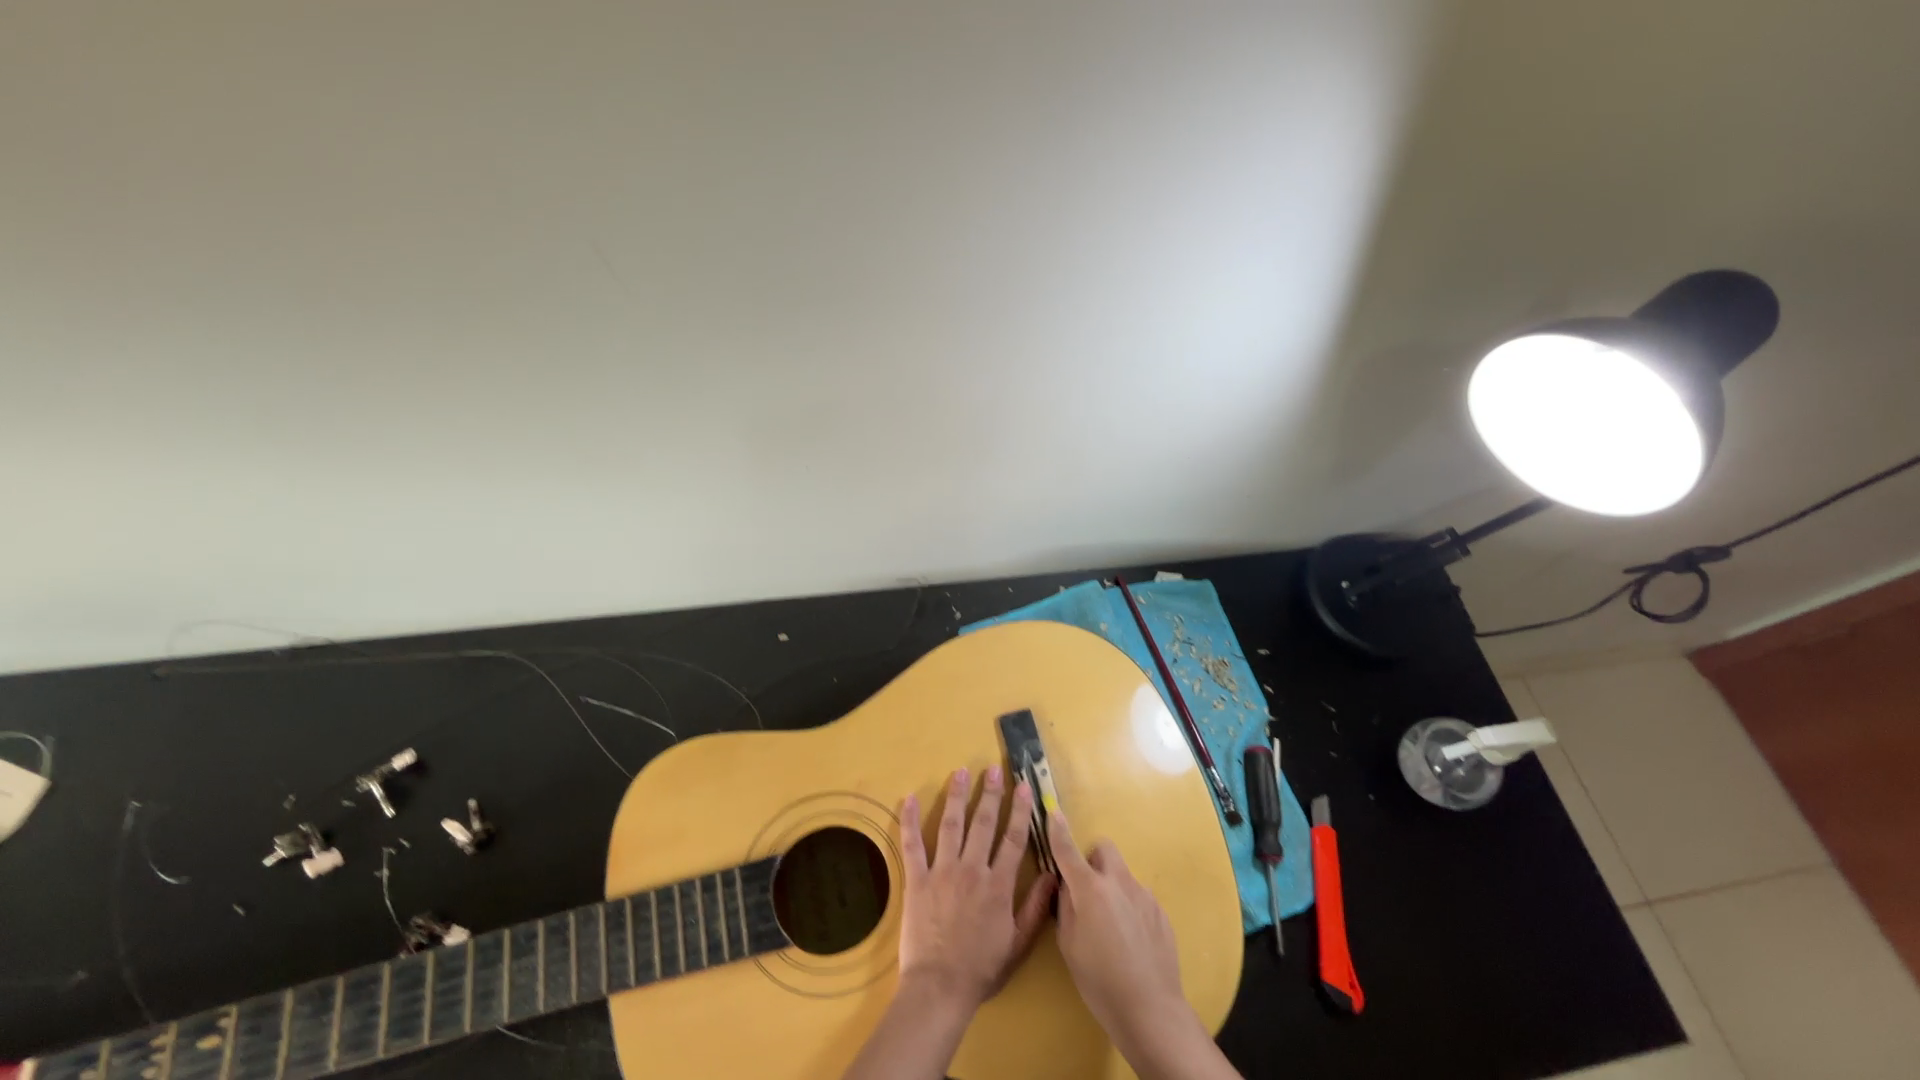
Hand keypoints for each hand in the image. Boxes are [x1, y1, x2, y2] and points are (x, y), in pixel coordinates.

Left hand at [896, 766, 1057, 1010]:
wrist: (940, 987)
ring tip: (960, 772)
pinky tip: (908, 798)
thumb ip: (1036, 907)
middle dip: (990, 794)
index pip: (1013, 839)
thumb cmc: (982, 969)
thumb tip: (1053, 875)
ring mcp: (942, 872)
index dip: (1019, 810)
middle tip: (993, 770)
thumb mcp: (1018, 943)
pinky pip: (912, 845)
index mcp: (999, 885)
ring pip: (951, 825)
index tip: (1023, 787)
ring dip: (956, 796)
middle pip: (983, 824)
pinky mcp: (916, 880)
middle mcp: (972, 870)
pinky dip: (909, 820)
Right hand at [1048, 811, 1186, 1036]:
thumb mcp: (1068, 944)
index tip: (1052, 812)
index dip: (1058, 830)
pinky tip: (1129, 940)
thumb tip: (1067, 886)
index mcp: (1091, 890)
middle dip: (1091, 860)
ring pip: (1121, 875)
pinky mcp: (1160, 911)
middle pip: (1104, 850)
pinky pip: (1137, 897)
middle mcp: (1119, 883)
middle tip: (1085, 889)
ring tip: (1109, 926)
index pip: (1068, 850)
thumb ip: (1065, 906)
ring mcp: (1144, 895)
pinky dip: (1128, 907)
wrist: (1150, 1008)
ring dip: (1111, 886)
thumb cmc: (1099, 980)